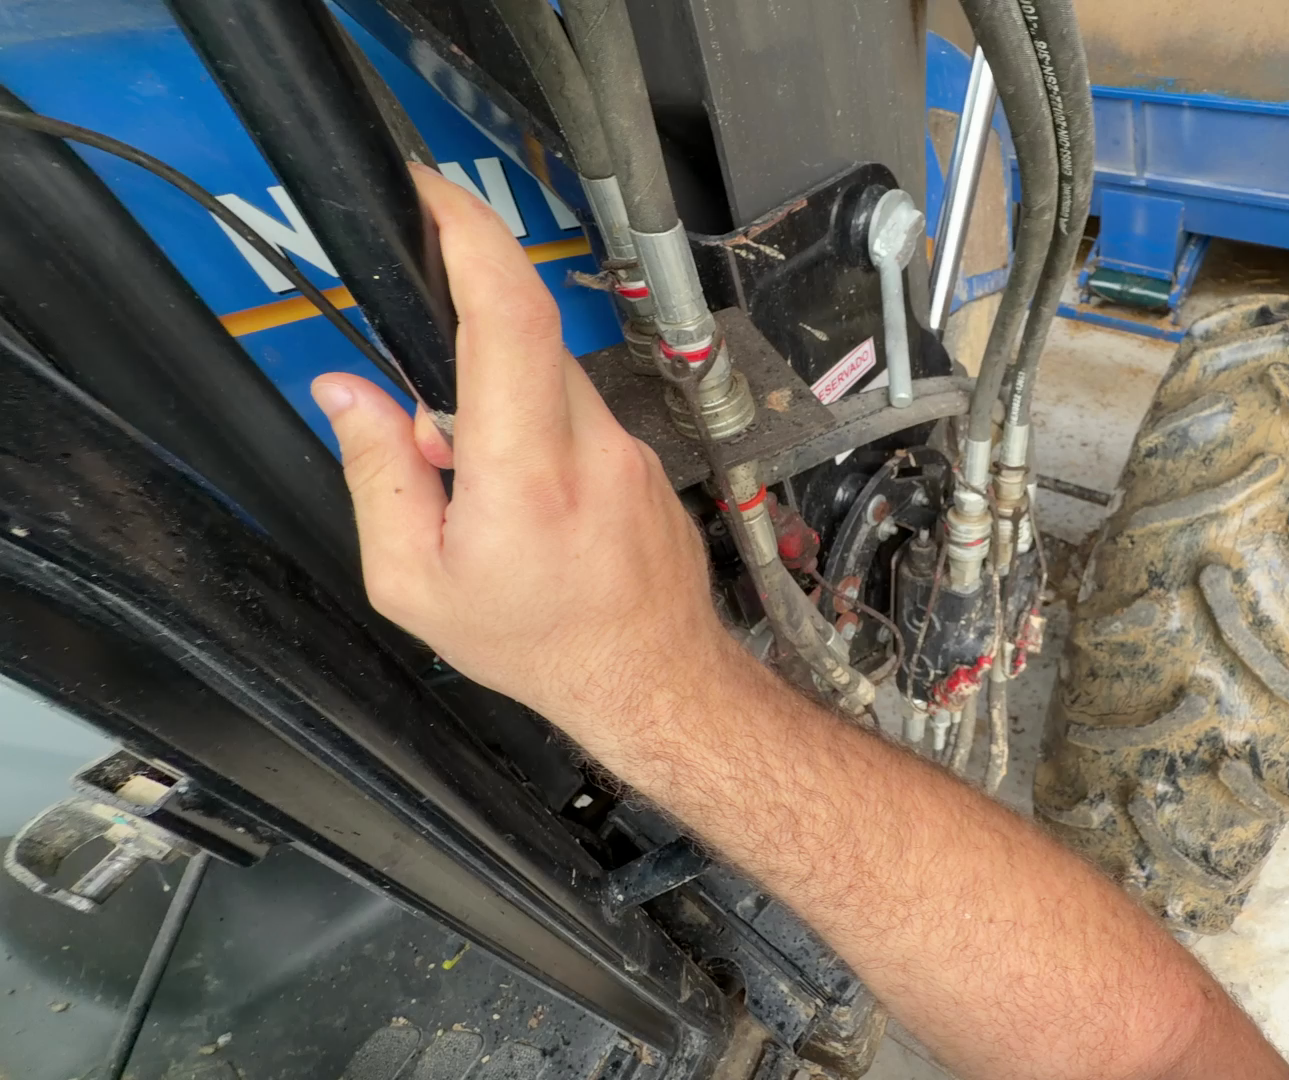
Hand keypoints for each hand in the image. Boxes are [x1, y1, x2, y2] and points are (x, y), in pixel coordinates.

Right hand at [310, 165, 730, 730]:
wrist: (654, 674)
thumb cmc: (542, 645)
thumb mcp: (418, 583)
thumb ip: (376, 476)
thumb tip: (349, 393)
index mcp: (527, 472)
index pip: (512, 318)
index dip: (474, 240)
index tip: (436, 196)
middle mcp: (596, 448)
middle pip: (529, 349)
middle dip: (470, 368)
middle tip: (442, 447)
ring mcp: (635, 455)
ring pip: (558, 388)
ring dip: (511, 414)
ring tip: (500, 497)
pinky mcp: (650, 467)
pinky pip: (589, 423)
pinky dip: (550, 441)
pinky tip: (549, 509)